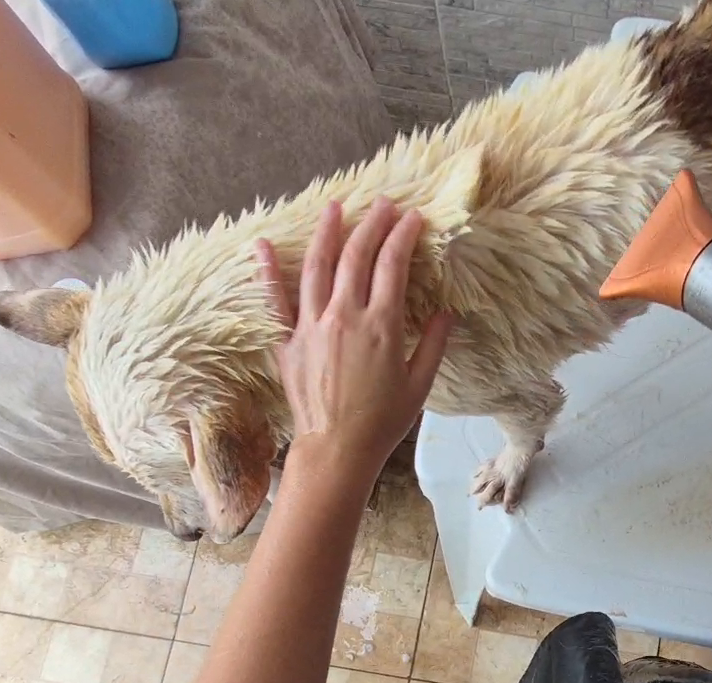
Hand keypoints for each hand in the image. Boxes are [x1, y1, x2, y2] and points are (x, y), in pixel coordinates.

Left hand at [256, 197, 453, 482]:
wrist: (337, 449)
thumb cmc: (383, 422)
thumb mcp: (419, 386)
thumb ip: (434, 345)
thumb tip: (448, 314)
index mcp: (382, 326)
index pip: (393, 265)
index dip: (404, 236)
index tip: (413, 219)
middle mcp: (345, 317)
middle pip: (357, 256)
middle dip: (373, 224)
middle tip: (384, 204)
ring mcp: (312, 326)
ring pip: (318, 266)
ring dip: (328, 232)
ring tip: (336, 207)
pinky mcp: (288, 342)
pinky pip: (275, 300)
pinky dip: (268, 270)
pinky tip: (264, 244)